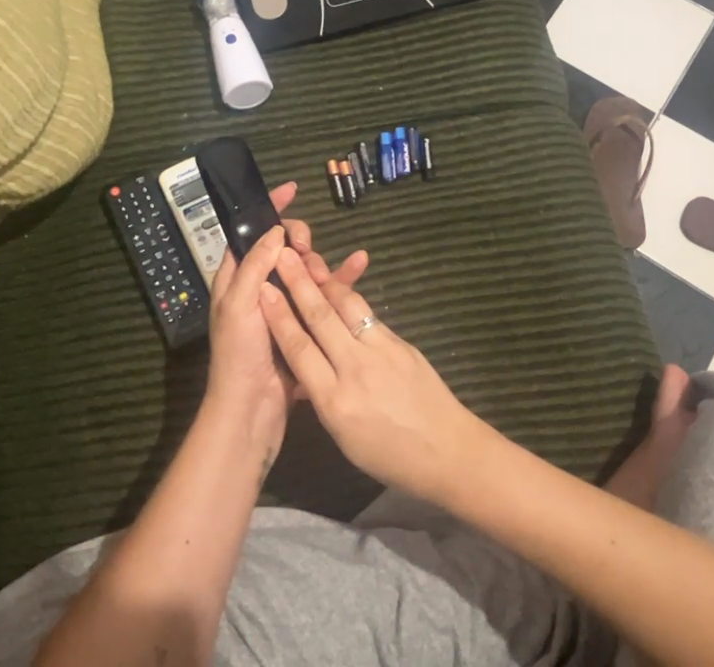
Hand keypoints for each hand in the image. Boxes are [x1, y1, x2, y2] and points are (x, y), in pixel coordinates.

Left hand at [204, 183, 367, 448]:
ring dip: (321, 263)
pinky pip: (323, 298)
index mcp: (235, 282)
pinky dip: (340, 282)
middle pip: (281, 252)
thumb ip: (256, 265)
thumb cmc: (239, 356)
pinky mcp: (303, 329)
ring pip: (305, 274)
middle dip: (299, 241)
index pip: (250, 235)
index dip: (268, 210)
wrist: (251, 413)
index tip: (292, 190)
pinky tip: (359, 268)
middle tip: (309, 248)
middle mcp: (257, 292)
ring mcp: (282, 311)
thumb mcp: (241, 305)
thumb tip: (275, 230)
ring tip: (336, 265)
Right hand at [258, 248, 493, 501]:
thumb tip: (304, 375)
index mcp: (335, 401)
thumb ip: (322, 399)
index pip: (299, 349)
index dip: (279, 317)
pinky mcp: (403, 345)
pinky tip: (340, 291)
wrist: (449, 452)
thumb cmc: (390, 457)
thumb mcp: (344, 437)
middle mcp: (356, 370)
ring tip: (310, 262)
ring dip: (326, 283)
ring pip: (348, 308)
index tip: (264, 290)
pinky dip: (351, 301)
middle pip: (321, 318)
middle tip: (283, 256)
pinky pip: (369, 317)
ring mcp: (383, 352)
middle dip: (298, 284)